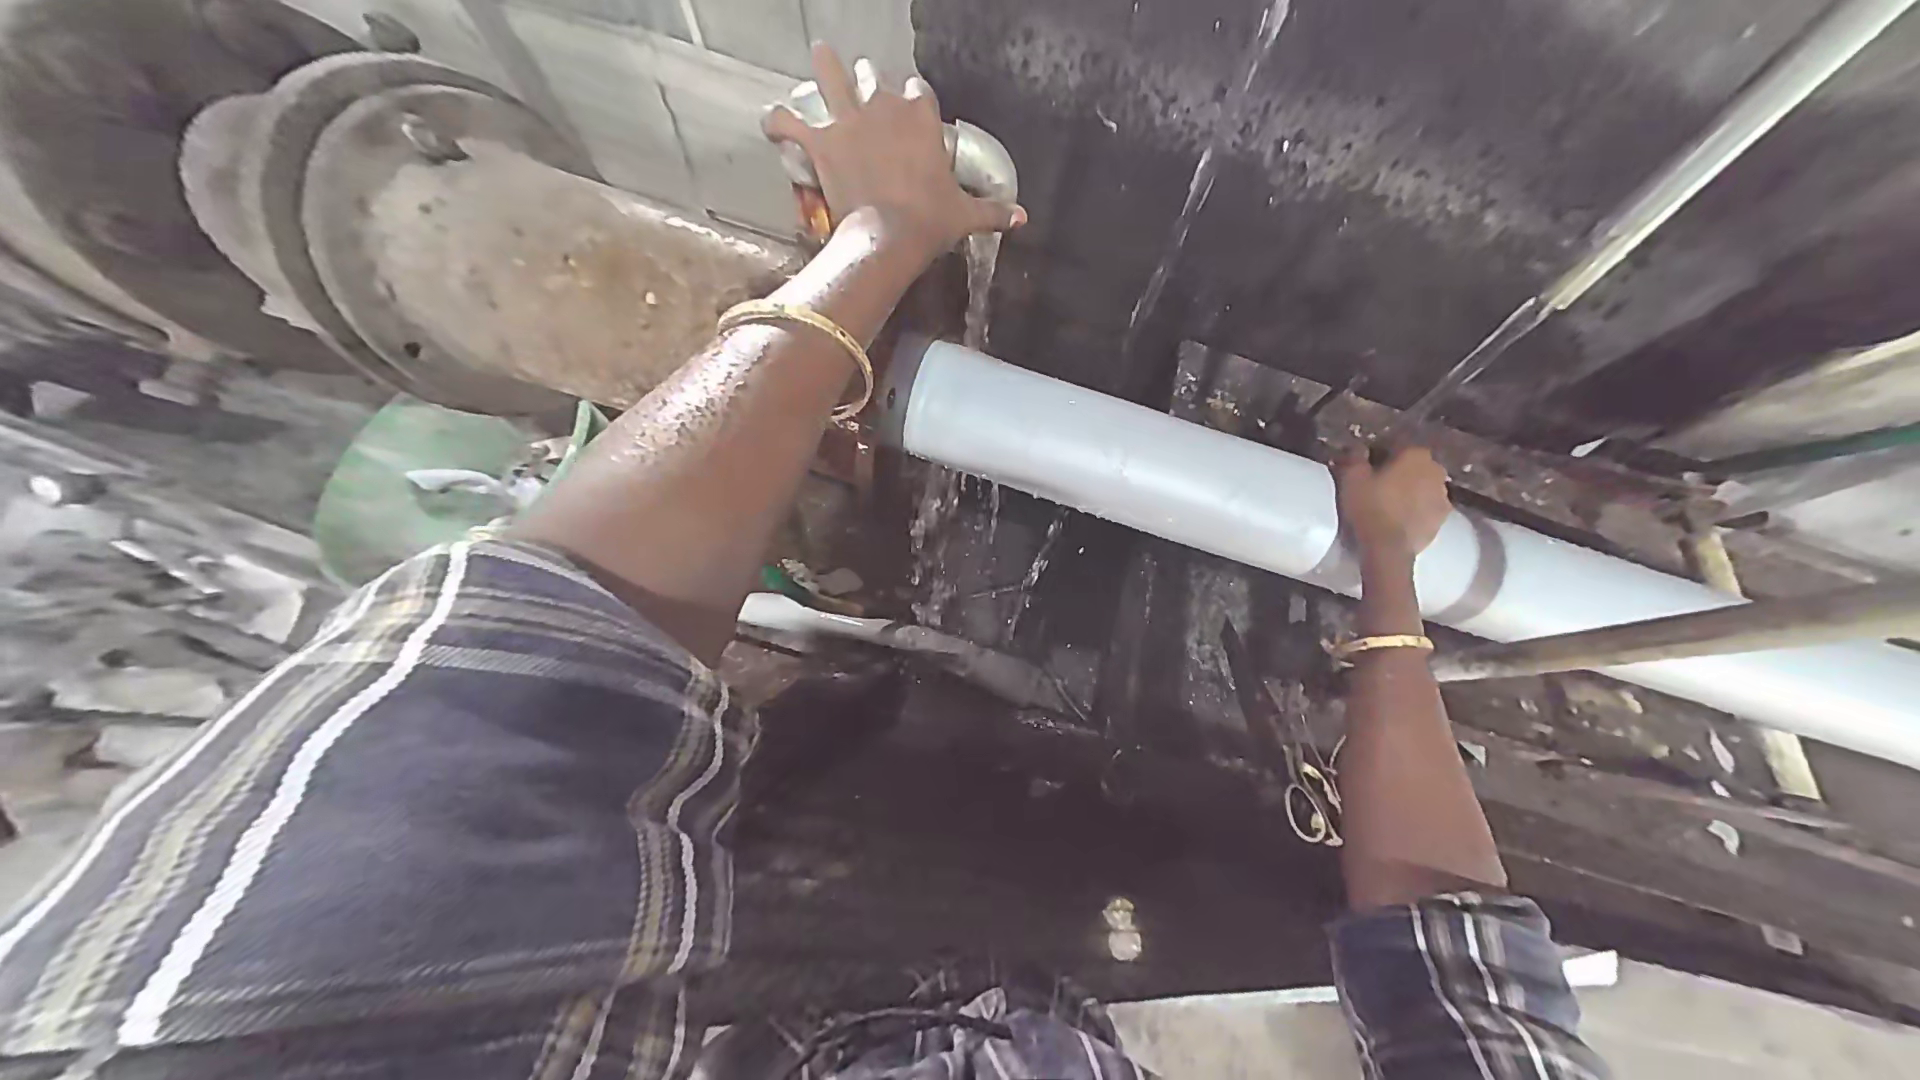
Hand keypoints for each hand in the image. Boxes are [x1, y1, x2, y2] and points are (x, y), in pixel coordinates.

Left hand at [763, 43, 1025, 267]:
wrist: (892, 237)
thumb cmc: (931, 223)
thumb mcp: (966, 216)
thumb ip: (993, 211)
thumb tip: (1022, 219)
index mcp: (921, 118)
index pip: (918, 93)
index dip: (912, 102)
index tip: (910, 115)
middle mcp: (884, 107)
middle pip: (873, 78)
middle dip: (868, 85)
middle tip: (864, 96)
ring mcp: (850, 120)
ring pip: (830, 75)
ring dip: (824, 67)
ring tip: (819, 60)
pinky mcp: (822, 141)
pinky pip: (789, 120)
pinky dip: (778, 121)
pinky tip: (773, 122)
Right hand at [1332, 444, 1451, 563]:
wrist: (1388, 548)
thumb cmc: (1369, 506)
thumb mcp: (1351, 478)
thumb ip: (1355, 457)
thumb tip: (1358, 447)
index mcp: (1415, 454)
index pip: (1395, 445)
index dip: (1377, 453)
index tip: (1363, 465)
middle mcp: (1436, 470)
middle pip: (1412, 465)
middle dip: (1396, 471)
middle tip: (1375, 484)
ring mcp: (1443, 495)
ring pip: (1422, 485)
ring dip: (1408, 489)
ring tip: (1387, 503)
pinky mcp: (1443, 518)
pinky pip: (1427, 506)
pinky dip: (1415, 508)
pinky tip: (1399, 518)